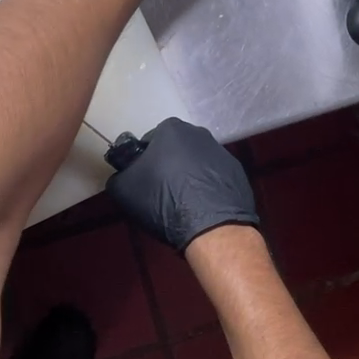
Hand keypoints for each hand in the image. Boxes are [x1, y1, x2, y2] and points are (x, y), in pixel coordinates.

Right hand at [107, 118, 257, 251]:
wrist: (212, 229)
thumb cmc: (163, 201)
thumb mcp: (123, 189)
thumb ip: (119, 175)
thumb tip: (123, 175)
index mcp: (171, 129)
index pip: (149, 142)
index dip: (143, 162)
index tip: (143, 181)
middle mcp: (199, 134)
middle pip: (175, 150)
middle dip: (168, 166)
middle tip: (161, 193)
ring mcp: (223, 153)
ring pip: (196, 163)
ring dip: (189, 177)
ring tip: (184, 204)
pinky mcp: (238, 174)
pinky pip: (215, 178)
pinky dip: (207, 189)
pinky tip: (202, 208)